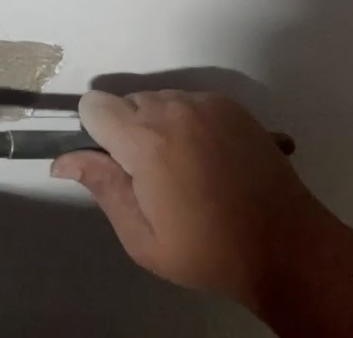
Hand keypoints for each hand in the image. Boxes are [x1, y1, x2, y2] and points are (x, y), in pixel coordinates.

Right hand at [52, 90, 332, 308]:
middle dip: (128, 131)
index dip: (96, 133)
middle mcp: (173, 109)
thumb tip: (63, 159)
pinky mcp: (232, 106)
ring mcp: (206, 103)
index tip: (116, 165)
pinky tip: (209, 159)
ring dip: (158, 125)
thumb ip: (102, 188)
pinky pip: (190, 102)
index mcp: (145, 140)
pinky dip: (188, 122)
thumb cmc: (209, 251)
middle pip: (126, 101)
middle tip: (152, 178)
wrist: (290, 248)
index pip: (94, 105)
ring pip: (158, 100)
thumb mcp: (143, 238)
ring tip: (185, 169)